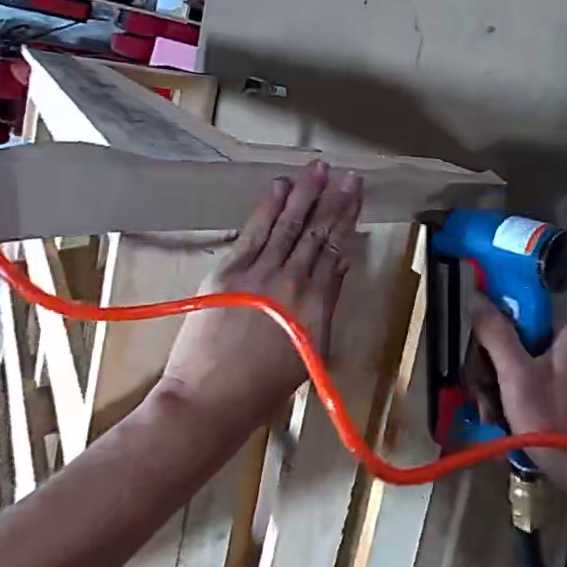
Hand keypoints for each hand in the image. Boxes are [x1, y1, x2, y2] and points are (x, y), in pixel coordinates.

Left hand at [157, 161, 358, 431]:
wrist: (211, 398)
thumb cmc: (262, 388)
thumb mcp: (309, 353)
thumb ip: (323, 306)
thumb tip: (336, 268)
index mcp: (317, 308)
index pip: (337, 252)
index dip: (347, 221)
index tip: (355, 196)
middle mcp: (294, 283)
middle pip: (319, 233)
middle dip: (334, 200)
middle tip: (348, 174)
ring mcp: (261, 272)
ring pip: (290, 224)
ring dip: (306, 193)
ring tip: (319, 168)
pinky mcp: (232, 267)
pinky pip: (257, 230)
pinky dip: (269, 206)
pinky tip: (281, 186)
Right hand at [471, 298, 566, 479]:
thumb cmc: (554, 420)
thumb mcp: (516, 374)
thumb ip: (495, 331)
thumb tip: (476, 296)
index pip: (522, 307)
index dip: (495, 325)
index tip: (478, 349)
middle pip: (520, 336)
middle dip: (493, 365)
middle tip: (482, 390)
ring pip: (523, 359)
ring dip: (499, 383)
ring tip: (489, 410)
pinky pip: (535, 377)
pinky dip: (516, 394)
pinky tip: (501, 415)